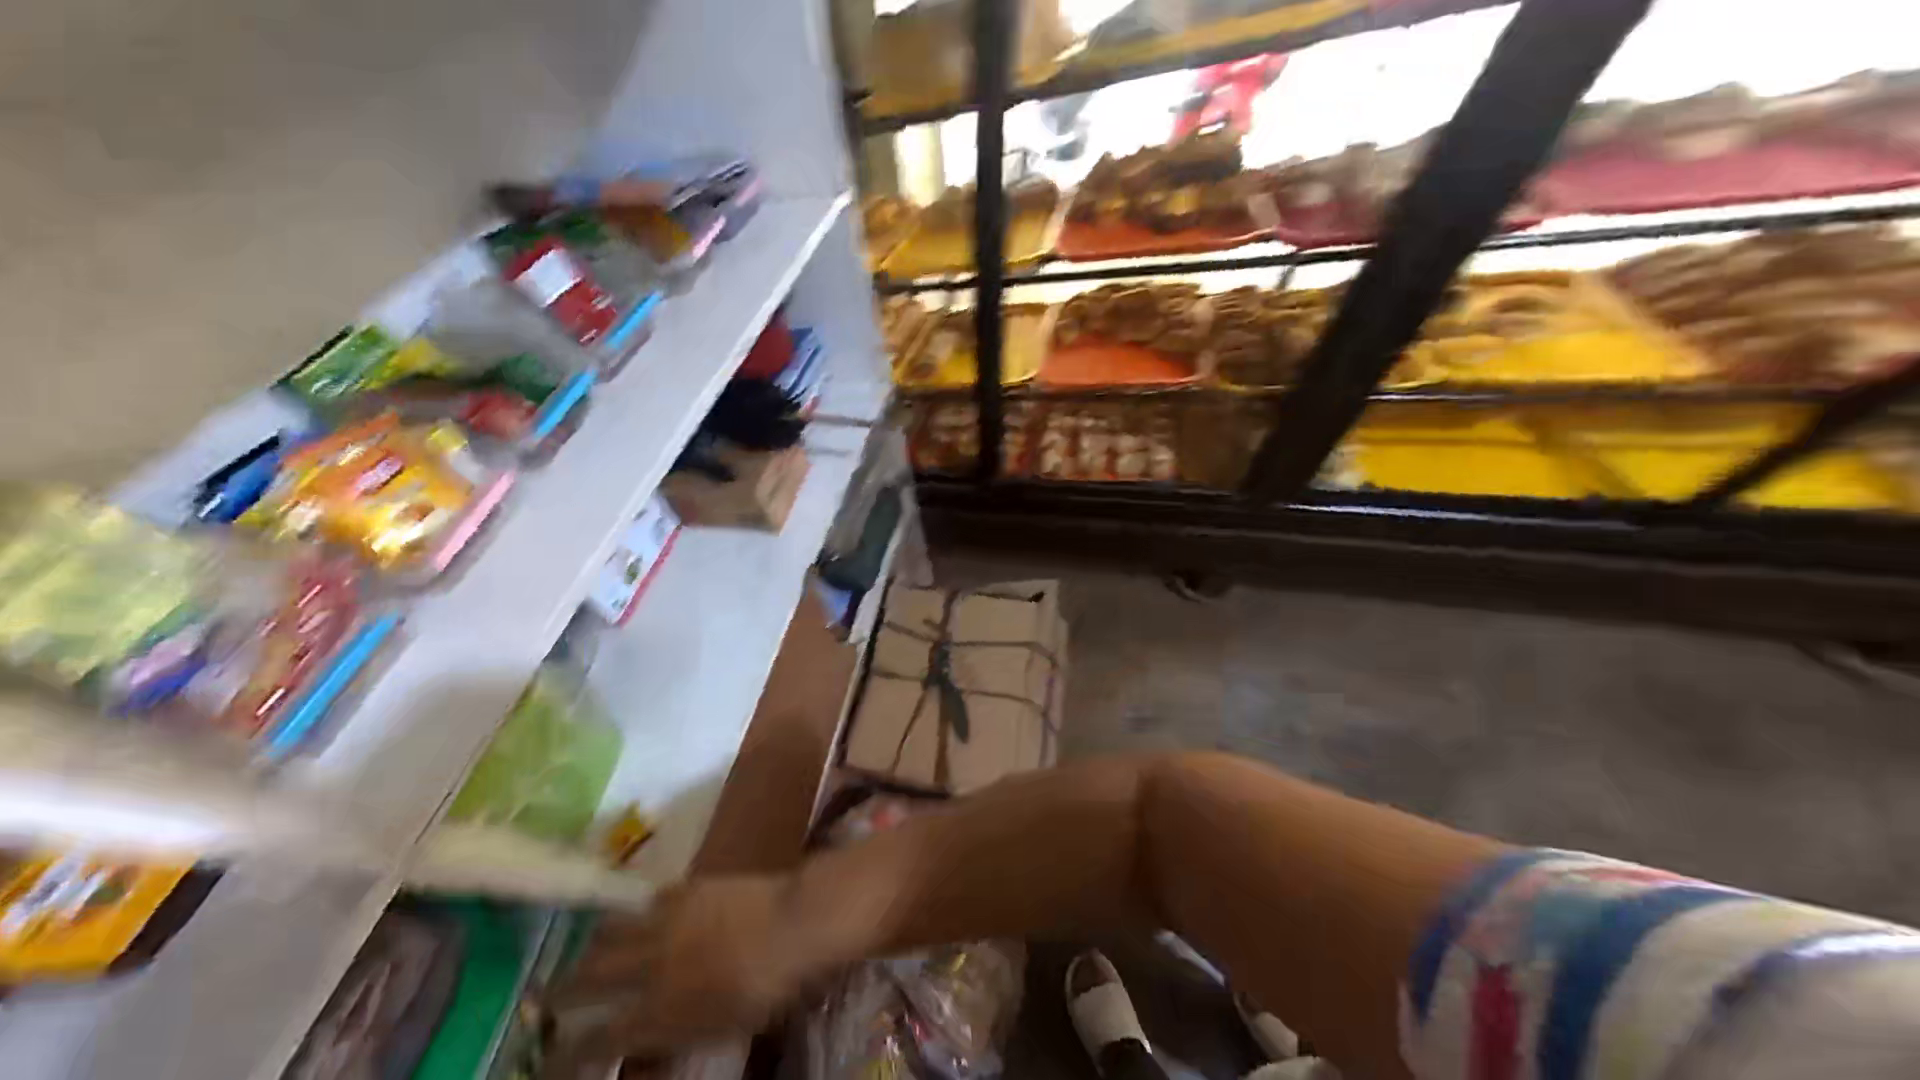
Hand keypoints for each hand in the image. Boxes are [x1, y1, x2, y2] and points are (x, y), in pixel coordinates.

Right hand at [545, 875, 815, 1072]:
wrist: (794, 923)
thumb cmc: (766, 988)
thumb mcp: (719, 1031)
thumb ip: (674, 1039)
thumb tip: (641, 1049)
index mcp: (657, 1011)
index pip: (593, 1043)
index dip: (562, 1058)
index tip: (544, 1065)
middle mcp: (649, 966)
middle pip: (586, 979)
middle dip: (559, 993)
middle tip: (544, 998)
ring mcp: (665, 922)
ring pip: (608, 932)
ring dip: (591, 945)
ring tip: (583, 952)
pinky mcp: (685, 889)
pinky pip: (647, 902)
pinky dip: (637, 915)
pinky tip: (638, 918)